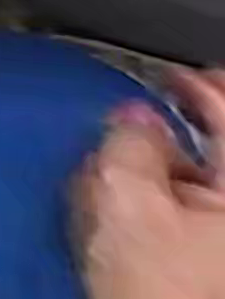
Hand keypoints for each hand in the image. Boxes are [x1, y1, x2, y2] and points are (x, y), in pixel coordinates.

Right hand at [73, 69, 224, 298]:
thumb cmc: (152, 267)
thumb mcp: (124, 195)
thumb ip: (130, 144)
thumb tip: (139, 113)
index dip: (215, 94)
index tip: (189, 72)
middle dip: (218, 118)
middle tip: (189, 88)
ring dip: (209, 148)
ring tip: (176, 124)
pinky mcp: (221, 247)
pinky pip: (217, 195)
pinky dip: (200, 174)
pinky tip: (176, 165)